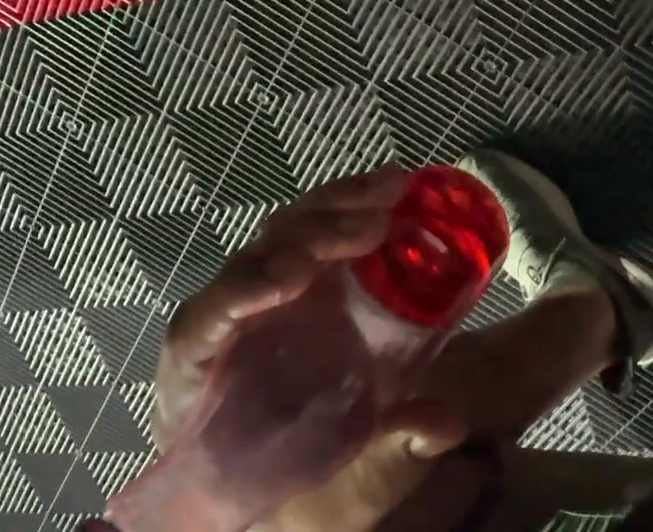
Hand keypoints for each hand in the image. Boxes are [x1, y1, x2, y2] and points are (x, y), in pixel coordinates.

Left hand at [156, 165, 468, 531]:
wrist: (258, 443)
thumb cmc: (274, 455)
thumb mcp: (326, 465)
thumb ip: (384, 443)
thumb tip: (446, 425)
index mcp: (206, 359)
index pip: (210, 315)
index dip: (246, 290)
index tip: (298, 277)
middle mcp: (228, 306)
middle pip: (260, 254)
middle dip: (313, 234)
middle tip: (375, 224)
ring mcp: (263, 280)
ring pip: (287, 228)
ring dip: (337, 204)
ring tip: (392, 188)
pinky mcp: (296, 264)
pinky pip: (313, 226)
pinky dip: (348, 202)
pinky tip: (390, 187)